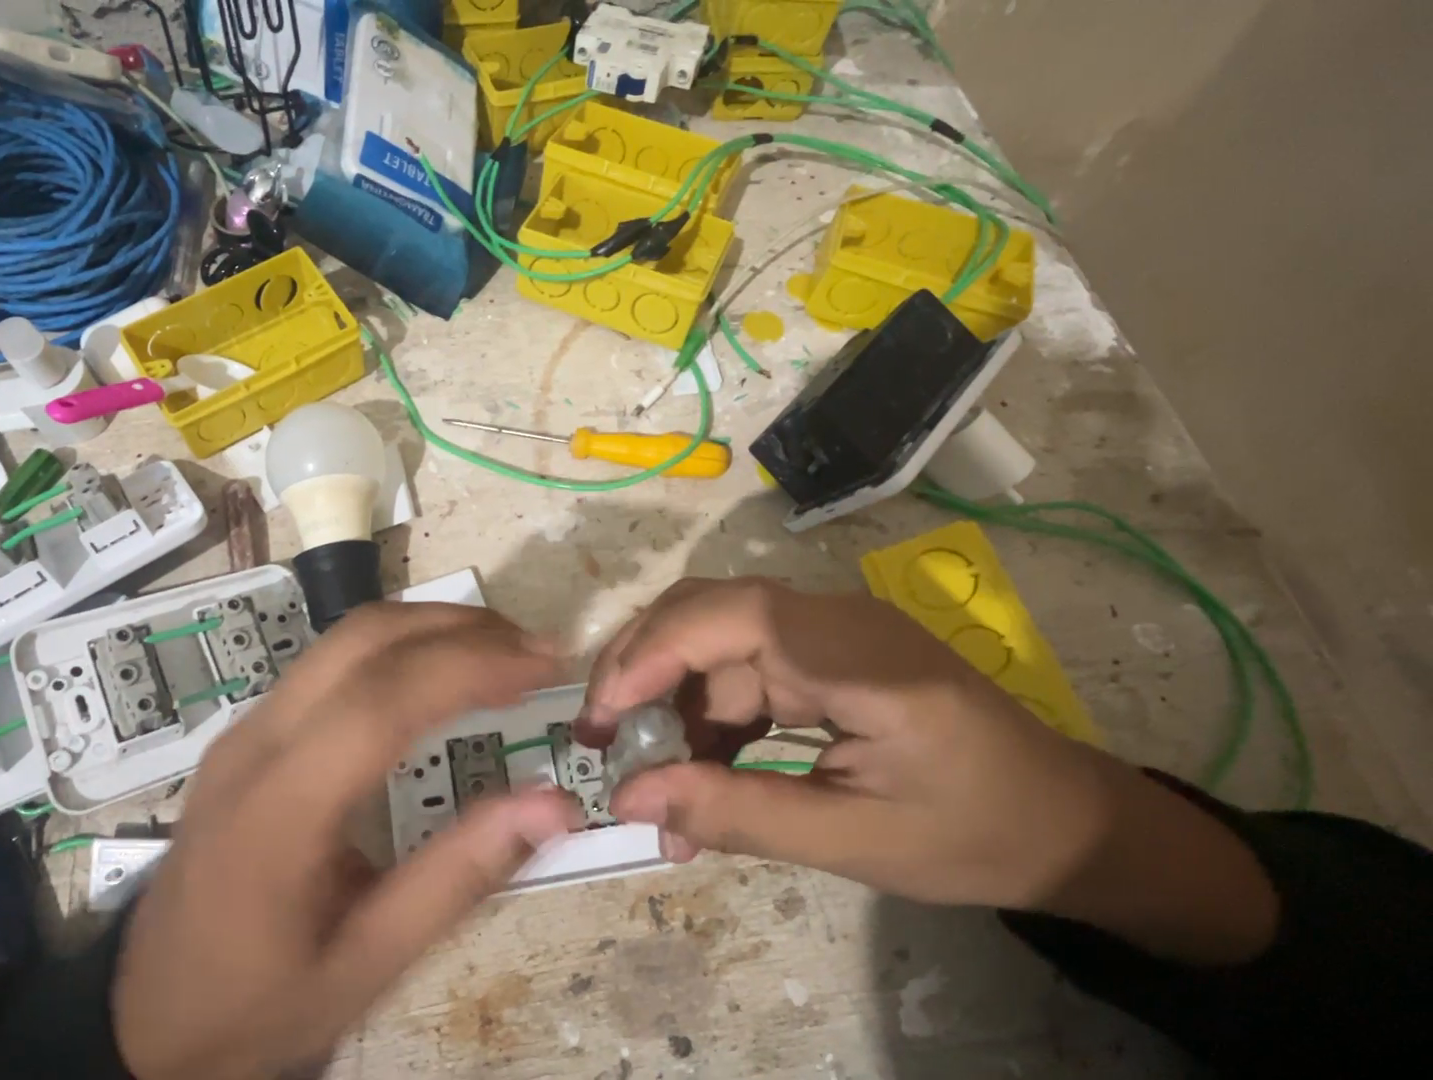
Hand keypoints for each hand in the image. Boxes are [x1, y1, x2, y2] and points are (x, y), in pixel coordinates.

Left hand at [111, 604, 579, 1079]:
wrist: (148, 1012)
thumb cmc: (260, 1000)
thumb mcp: (368, 964)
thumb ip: (459, 877)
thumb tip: (554, 804)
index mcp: (279, 808)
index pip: (381, 702)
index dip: (471, 667)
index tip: (545, 666)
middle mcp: (255, 745)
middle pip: (361, 641)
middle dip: (459, 628)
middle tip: (537, 651)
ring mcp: (245, 729)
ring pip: (343, 638)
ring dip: (429, 628)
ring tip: (503, 653)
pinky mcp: (249, 731)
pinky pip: (330, 662)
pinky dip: (398, 648)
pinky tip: (441, 674)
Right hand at [580, 579, 1276, 962]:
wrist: (1071, 827)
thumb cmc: (978, 835)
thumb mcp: (855, 840)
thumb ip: (738, 813)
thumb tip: (630, 799)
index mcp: (859, 656)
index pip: (733, 615)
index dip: (654, 652)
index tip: (600, 715)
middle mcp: (835, 622)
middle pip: (709, 615)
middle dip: (643, 671)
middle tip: (597, 739)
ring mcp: (829, 636)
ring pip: (717, 648)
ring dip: (675, 709)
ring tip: (653, 787)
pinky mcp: (825, 659)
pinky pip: (744, 673)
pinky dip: (711, 721)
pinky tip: (701, 775)